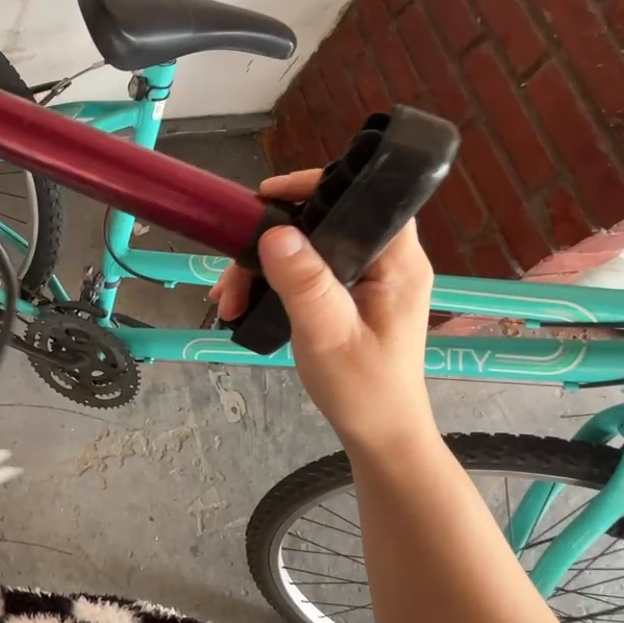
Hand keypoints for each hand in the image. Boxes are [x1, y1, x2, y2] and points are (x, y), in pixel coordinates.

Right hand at [208, 169, 436, 450]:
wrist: (378, 435)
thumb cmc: (363, 389)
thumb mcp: (328, 335)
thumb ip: (305, 283)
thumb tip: (275, 233)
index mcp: (396, 262)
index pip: (364, 197)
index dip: (314, 187)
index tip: (264, 200)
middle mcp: (385, 261)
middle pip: (321, 223)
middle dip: (268, 242)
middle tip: (229, 280)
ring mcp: (367, 279)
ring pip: (305, 249)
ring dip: (259, 268)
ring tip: (227, 303)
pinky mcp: (348, 296)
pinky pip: (303, 272)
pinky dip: (269, 283)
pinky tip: (241, 304)